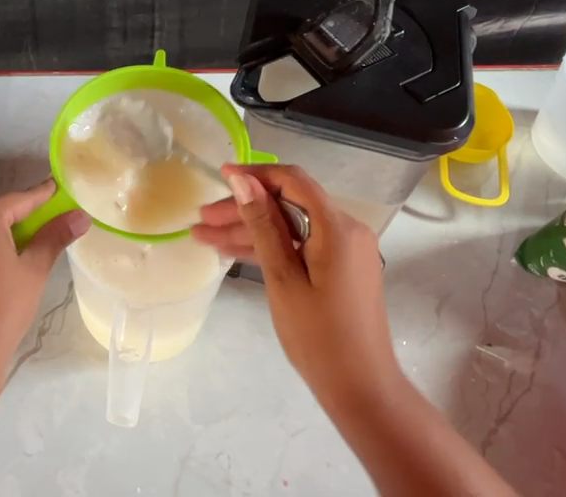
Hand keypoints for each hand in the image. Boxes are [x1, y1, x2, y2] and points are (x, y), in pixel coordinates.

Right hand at [192, 164, 399, 408]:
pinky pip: (300, 245)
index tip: (219, 176)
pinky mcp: (340, 269)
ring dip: (251, 230)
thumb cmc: (319, 336)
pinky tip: (233, 252)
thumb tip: (241, 180)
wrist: (362, 391)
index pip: (293, 181)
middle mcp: (347, 230)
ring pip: (291, 226)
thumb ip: (262, 224)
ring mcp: (345, 251)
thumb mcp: (282, 277)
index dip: (254, 174)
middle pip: (289, 204)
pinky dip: (270, 248)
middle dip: (244, 208)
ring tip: (205, 237)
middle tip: (203, 219)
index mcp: (338, 227)